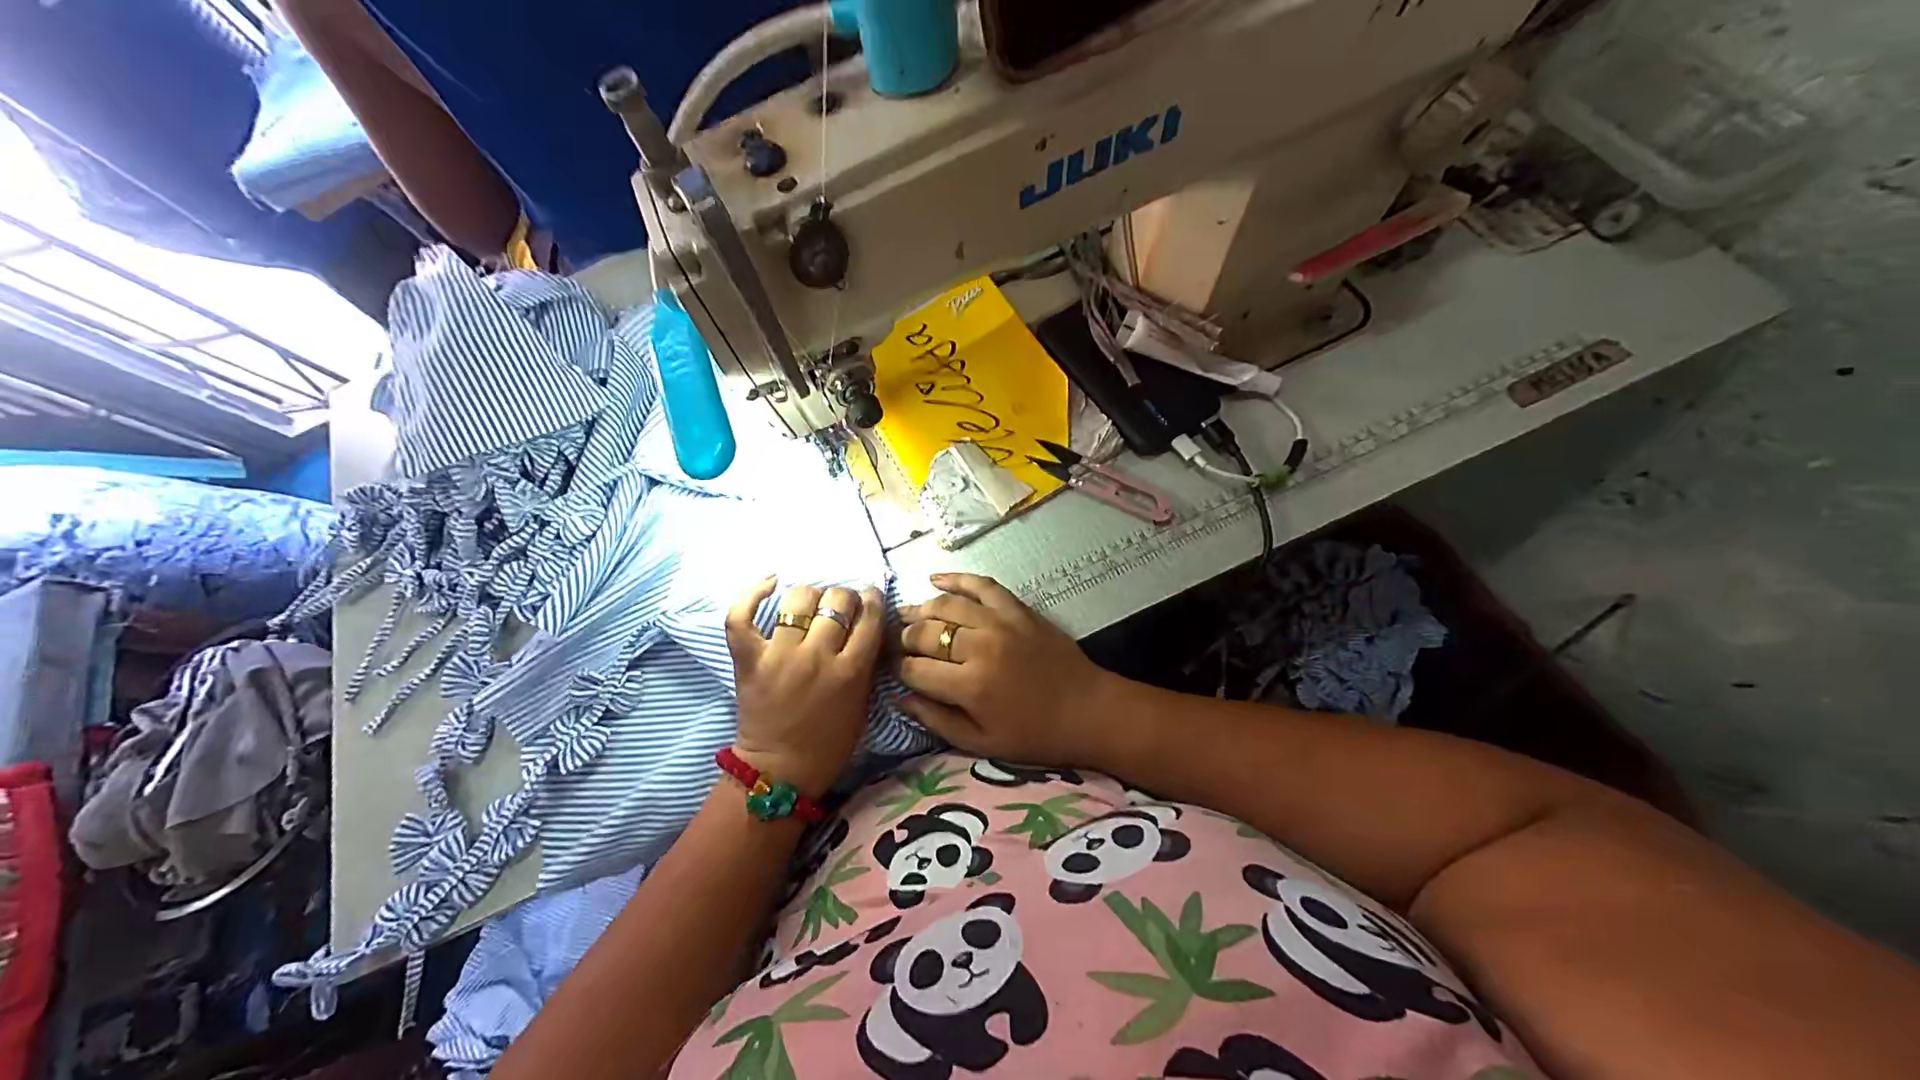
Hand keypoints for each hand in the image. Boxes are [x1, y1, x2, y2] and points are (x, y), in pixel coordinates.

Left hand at [725, 578, 885, 797]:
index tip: (868, 598)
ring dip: (809, 595)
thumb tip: (867, 625)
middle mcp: (817, 656)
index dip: (871, 599)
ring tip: (808, 603)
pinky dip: (752, 594)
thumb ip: (866, 663)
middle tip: (838, 606)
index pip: (869, 616)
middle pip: (837, 601)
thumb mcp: (862, 702)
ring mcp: (779, 655)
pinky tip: (770, 583)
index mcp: (851, 670)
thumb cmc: (830, 741)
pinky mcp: (748, 659)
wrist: (781, 770)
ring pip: (798, 598)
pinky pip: (742, 615)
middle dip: (843, 597)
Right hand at [896, 573, 1120, 768]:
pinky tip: (936, 580)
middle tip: (897, 644)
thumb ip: (936, 720)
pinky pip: (981, 586)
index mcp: (969, 687)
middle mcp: (980, 649)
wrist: (1088, 711)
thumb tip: (899, 696)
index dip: (898, 669)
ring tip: (906, 614)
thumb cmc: (1034, 735)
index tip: (895, 670)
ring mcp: (1000, 623)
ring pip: (947, 606)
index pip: (914, 669)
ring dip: (921, 608)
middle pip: (925, 633)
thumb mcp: (981, 743)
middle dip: (904, 638)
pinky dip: (957, 579)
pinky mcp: (1017, 610)